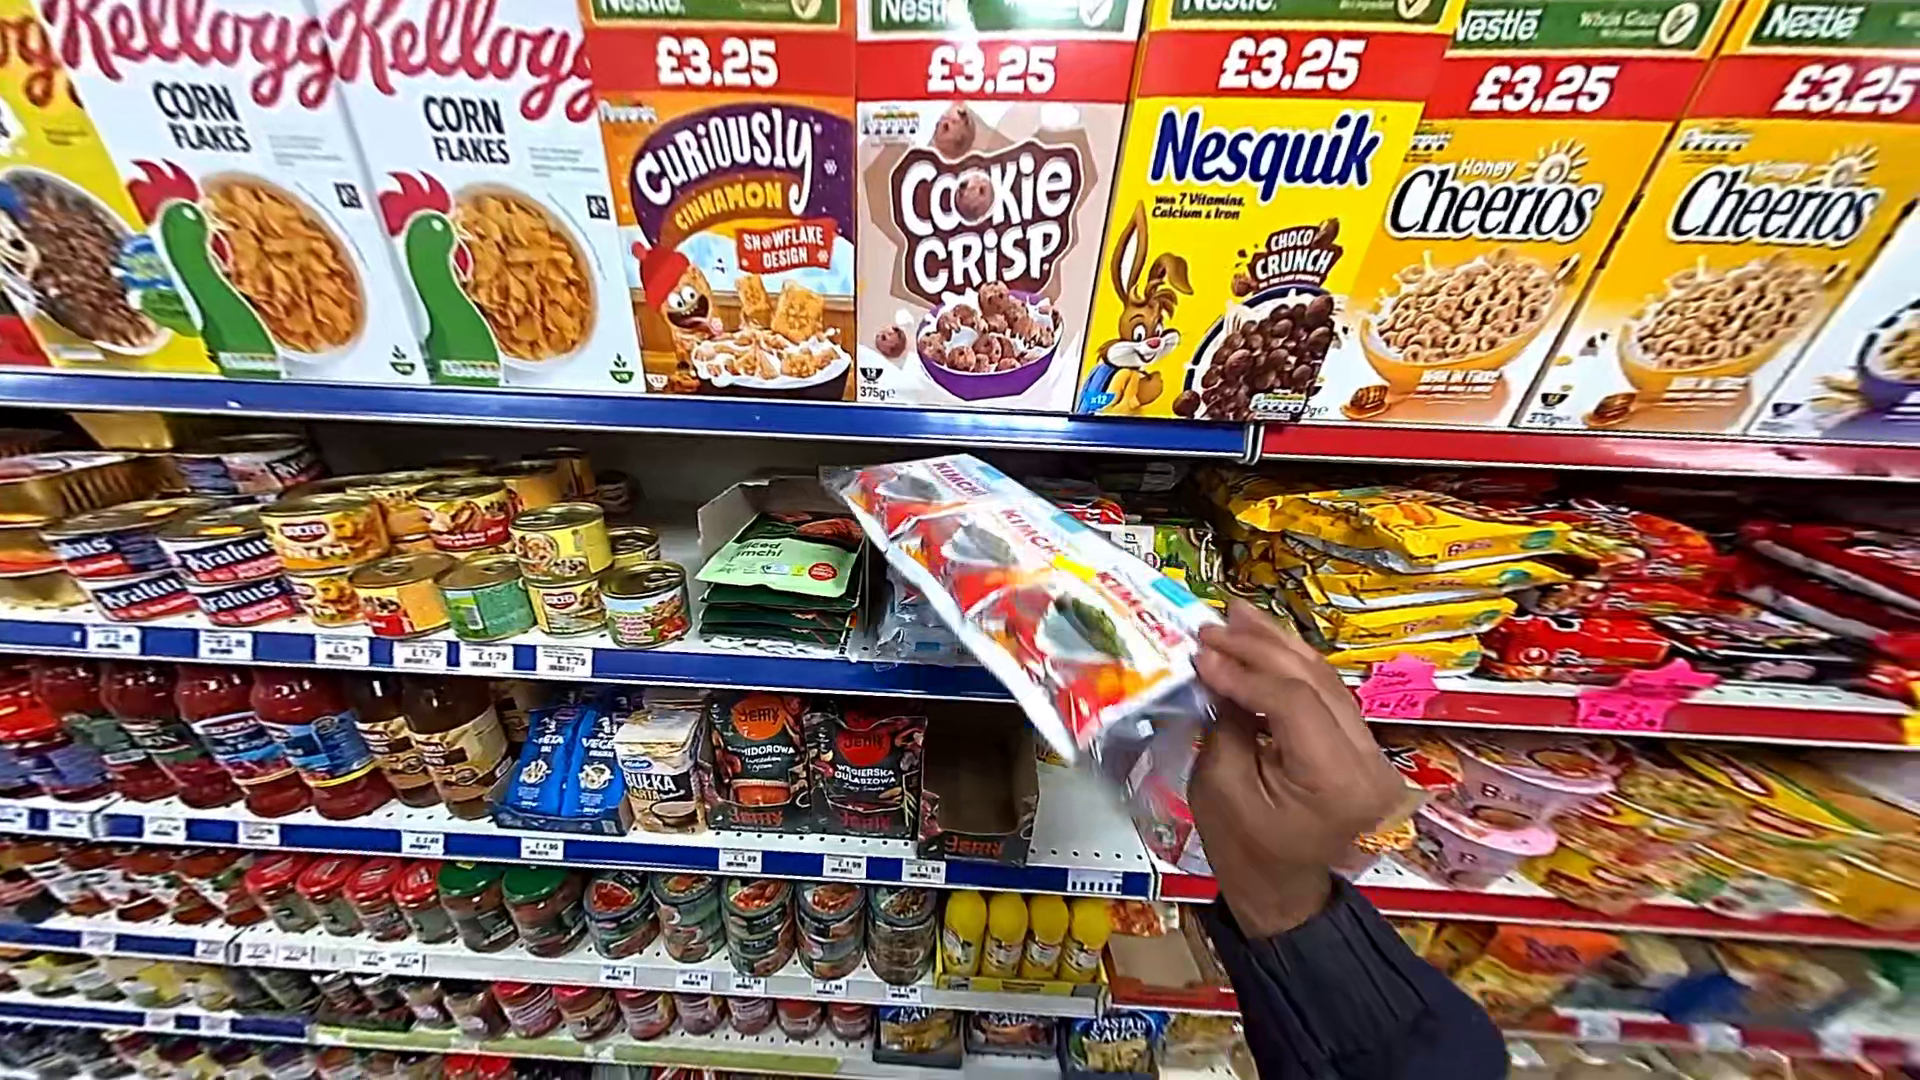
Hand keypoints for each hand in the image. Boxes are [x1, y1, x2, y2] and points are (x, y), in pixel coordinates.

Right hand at [1189, 599, 1409, 936]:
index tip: (1198, 653)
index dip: (1242, 670)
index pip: (1292, 702)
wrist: (1279, 887)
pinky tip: (1261, 637)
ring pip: (1324, 677)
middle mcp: (1367, 760)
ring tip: (1237, 613)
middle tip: (1211, 626)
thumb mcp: (1220, 782)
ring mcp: (1370, 750)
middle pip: (1313, 681)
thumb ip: (1226, 719)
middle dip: (1257, 647)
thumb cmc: (1241, 846)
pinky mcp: (1358, 743)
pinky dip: (1289, 661)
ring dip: (1276, 642)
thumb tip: (1216, 666)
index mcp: (1336, 782)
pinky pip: (1324, 691)